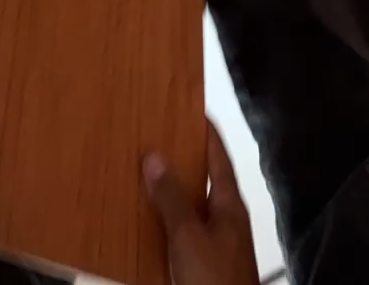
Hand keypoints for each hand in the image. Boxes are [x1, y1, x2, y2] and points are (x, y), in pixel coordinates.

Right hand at [144, 125, 260, 284]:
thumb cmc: (214, 279)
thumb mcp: (189, 236)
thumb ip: (171, 197)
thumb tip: (153, 155)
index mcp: (228, 203)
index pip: (217, 153)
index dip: (203, 127)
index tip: (184, 102)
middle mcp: (225, 217)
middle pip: (202, 175)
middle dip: (179, 154)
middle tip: (151, 131)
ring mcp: (216, 240)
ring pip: (190, 202)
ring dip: (169, 185)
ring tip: (140, 165)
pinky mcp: (203, 260)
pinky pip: (182, 226)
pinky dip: (165, 214)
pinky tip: (144, 212)